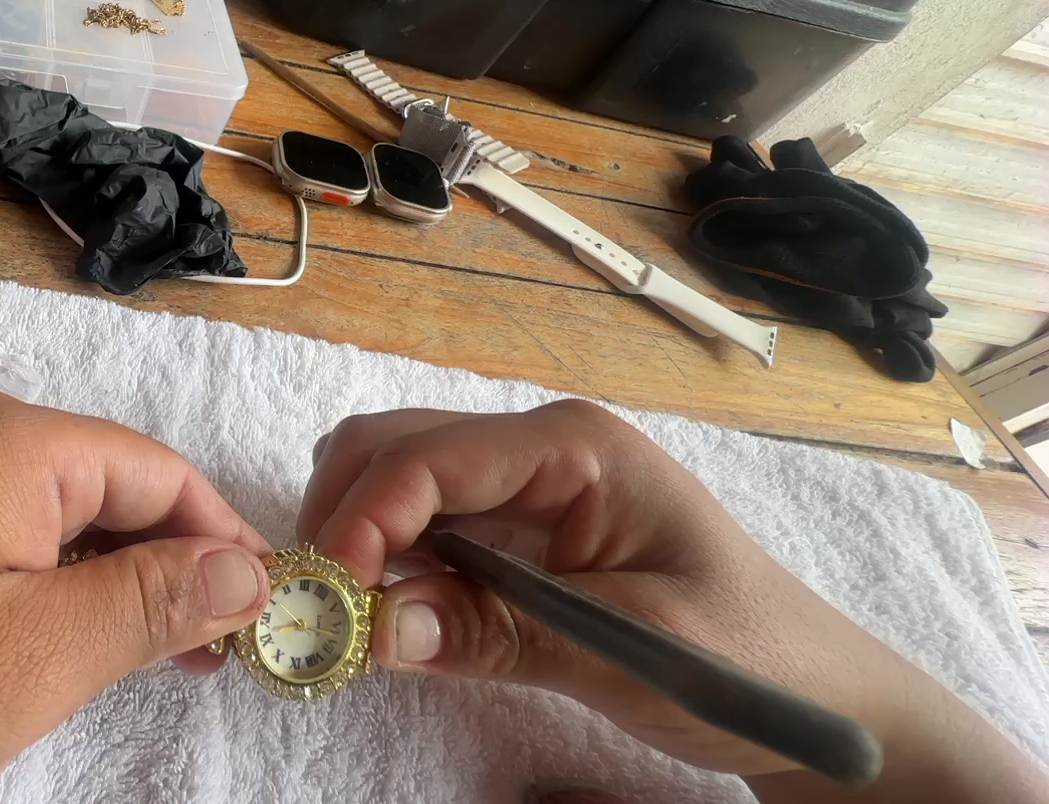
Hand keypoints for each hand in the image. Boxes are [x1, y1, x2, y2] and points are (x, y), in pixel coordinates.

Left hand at [0, 392, 269, 802]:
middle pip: (113, 488)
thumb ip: (149, 602)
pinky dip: (57, 597)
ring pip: (63, 523)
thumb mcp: (27, 659)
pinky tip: (70, 650)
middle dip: (173, 564)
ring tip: (160, 661)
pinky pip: (10, 550)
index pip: (158, 469)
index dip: (222, 537)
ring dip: (118, 585)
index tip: (266, 619)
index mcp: (13, 442)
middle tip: (220, 656)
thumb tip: (248, 567)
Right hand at [299, 399, 1048, 801]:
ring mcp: (507, 474)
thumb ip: (501, 635)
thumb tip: (378, 631)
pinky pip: (408, 514)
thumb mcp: (635, 652)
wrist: (817, 693)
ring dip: (349, 526)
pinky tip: (375, 592)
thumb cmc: (754, 661)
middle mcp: (526, 442)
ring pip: (386, 469)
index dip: (369, 510)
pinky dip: (374, 548)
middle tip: (318, 591)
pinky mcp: (494, 514)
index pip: (436, 455)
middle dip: (342, 510)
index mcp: (572, 445)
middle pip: (392, 444)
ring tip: (341, 597)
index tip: (330, 581)